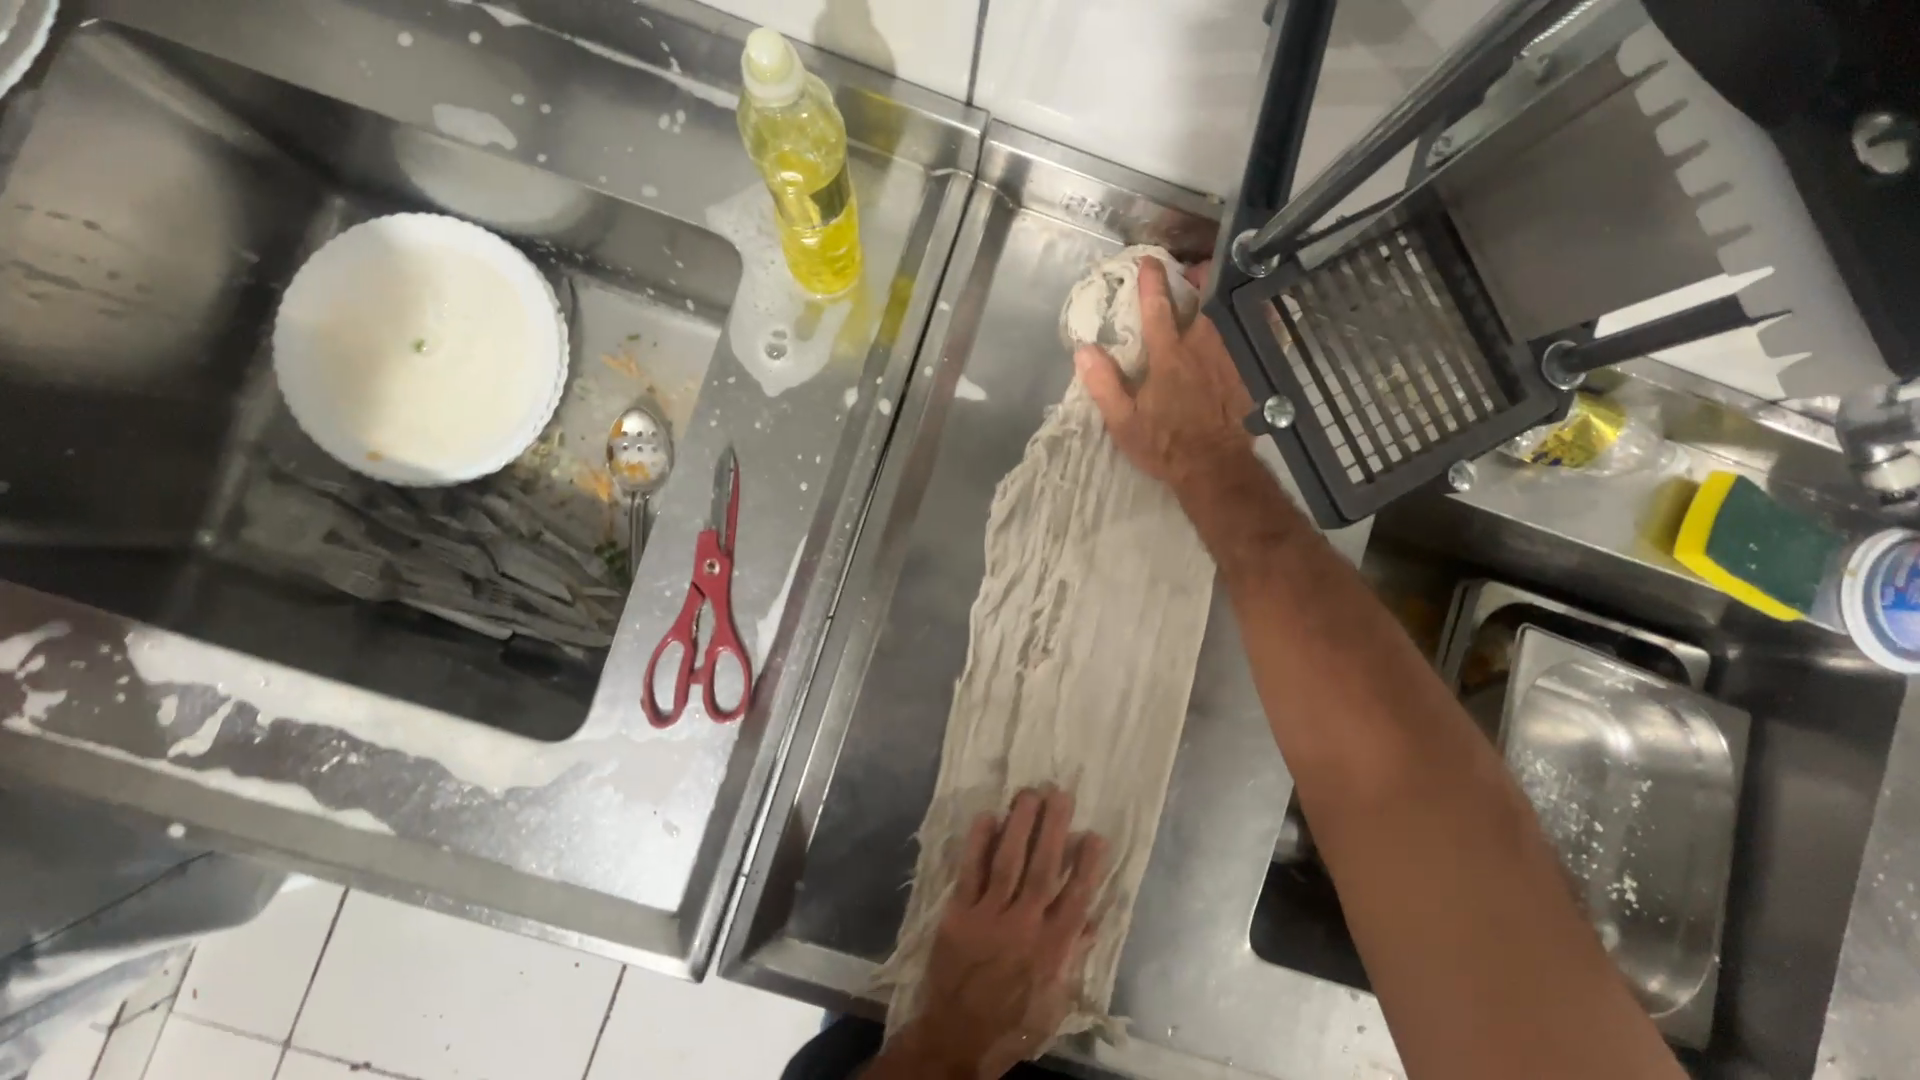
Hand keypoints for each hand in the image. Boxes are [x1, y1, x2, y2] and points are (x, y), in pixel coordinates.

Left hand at [894, 787, 1108, 1078]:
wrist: (957, 1038)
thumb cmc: (1012, 1023)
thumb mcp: (1054, 1001)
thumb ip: (1071, 957)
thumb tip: (1092, 921)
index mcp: (1052, 949)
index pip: (1075, 897)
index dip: (1087, 864)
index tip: (1094, 834)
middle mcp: (1024, 926)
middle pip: (1042, 868)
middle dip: (1053, 829)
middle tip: (1060, 794)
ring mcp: (988, 917)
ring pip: (1007, 862)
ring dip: (1019, 825)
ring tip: (1028, 794)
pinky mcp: (958, 915)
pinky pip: (970, 873)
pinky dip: (978, 845)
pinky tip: (986, 817)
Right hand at [1073, 257, 1255, 498]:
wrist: (1215, 467)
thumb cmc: (1165, 446)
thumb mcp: (1123, 422)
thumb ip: (1103, 384)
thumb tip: (1084, 350)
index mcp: (1168, 356)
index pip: (1156, 308)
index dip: (1151, 281)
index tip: (1148, 261)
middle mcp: (1201, 347)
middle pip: (1202, 300)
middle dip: (1197, 278)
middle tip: (1193, 269)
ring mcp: (1230, 357)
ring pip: (1229, 312)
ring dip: (1221, 294)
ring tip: (1217, 287)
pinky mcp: (1249, 372)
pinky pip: (1255, 334)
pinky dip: (1253, 318)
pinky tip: (1252, 314)